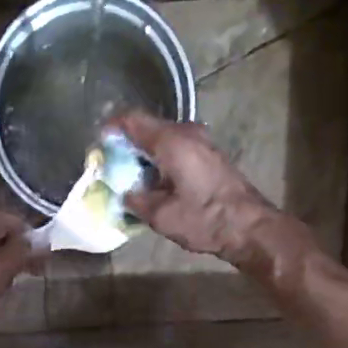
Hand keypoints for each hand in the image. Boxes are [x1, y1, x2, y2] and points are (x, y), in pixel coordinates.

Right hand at [112, 110, 278, 264]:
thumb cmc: (204, 219)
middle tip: (109, 164)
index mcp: (171, 141)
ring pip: (162, 139)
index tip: (97, 145)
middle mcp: (186, 133)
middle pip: (147, 127)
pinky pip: (176, 149)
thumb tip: (124, 193)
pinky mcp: (209, 156)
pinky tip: (153, 182)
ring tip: (129, 176)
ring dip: (144, 154)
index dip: (111, 128)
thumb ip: (135, 200)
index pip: (132, 119)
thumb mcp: (160, 216)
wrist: (250, 228)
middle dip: (126, 143)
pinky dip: (160, 160)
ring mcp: (201, 142)